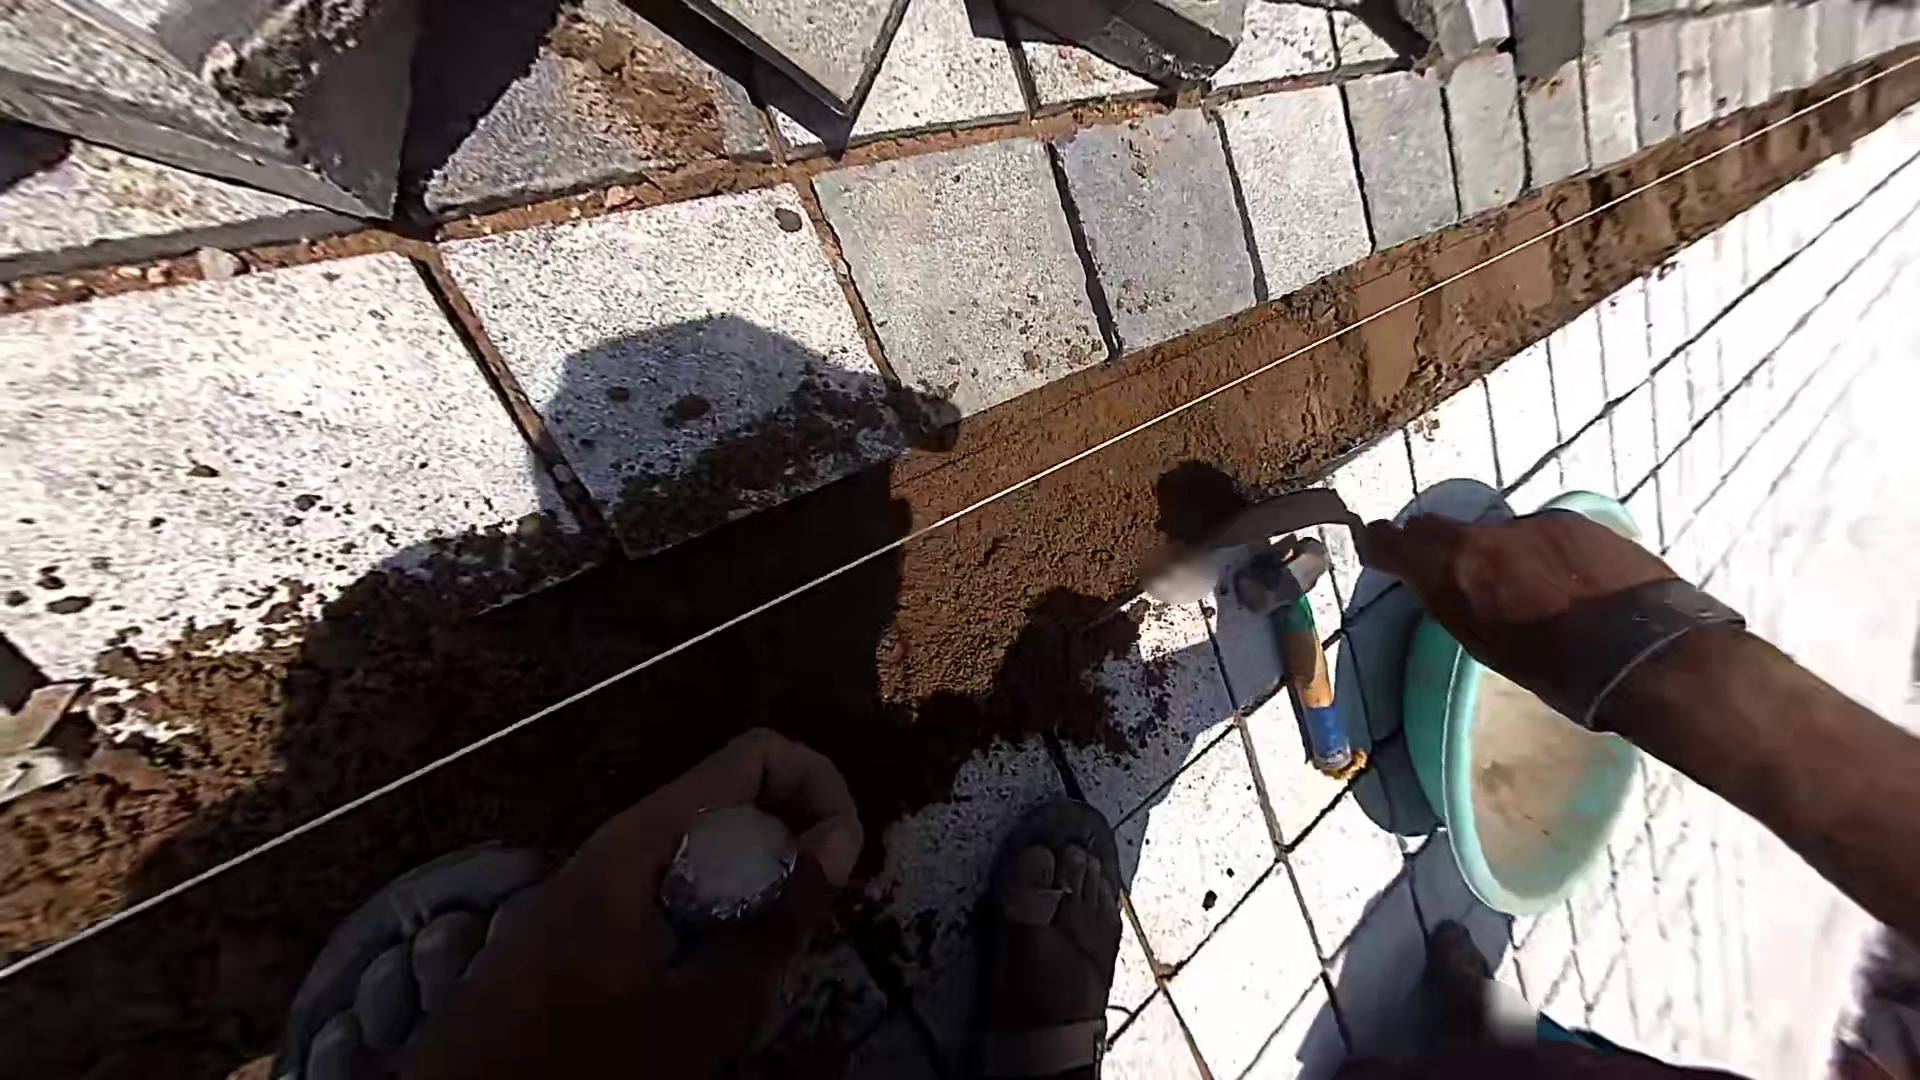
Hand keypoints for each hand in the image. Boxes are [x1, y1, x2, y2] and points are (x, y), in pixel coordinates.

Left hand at [410, 729, 862, 1079]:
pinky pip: (689, 870)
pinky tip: (720, 967)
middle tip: (809, 912)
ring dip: (763, 874)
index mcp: (653, 833)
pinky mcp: (603, 900)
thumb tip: (845, 838)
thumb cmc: (579, 1067)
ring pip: (720, 833)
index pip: (759, 752)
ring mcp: (615, 864)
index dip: (815, 782)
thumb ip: (781, 919)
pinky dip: (727, 900)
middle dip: (794, 835)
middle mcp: (634, 830)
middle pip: (743, 789)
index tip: (841, 849)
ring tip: (770, 951)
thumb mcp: (702, 1008)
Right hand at [1362, 511, 1676, 708]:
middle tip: (1446, 566)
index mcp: (1448, 569)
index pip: (1388, 540)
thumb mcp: (1477, 638)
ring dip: (1493, 549)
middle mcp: (1479, 538)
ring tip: (1524, 583)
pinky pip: (1537, 531)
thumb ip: (1447, 597)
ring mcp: (1528, 525)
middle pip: (1433, 525)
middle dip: (1430, 542)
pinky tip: (1564, 579)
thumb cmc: (1552, 666)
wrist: (1653, 656)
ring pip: (1489, 531)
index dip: (1380, 545)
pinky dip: (1537, 550)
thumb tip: (1433, 578)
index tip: (1380, 550)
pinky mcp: (1574, 522)